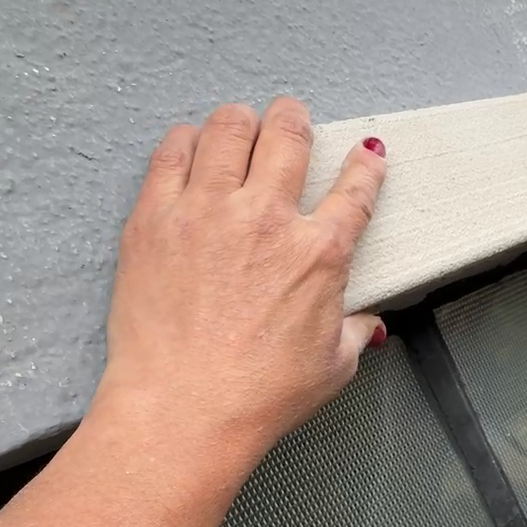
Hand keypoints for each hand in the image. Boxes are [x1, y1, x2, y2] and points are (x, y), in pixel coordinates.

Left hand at [92, 99, 387, 462]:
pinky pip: (173, 151)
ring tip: (243, 125)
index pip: (355, 190)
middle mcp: (268, 220)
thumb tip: (370, 323)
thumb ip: (357, 332)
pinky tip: (193, 146)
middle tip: (294, 119)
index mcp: (320, 255)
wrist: (185, 408)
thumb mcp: (334, 367)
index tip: (368, 153)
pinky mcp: (155, 217)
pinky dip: (189, 140)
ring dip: (244, 121)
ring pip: (229, 129)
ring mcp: (207, 211)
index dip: (366, 165)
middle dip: (297, 120)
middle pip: (289, 137)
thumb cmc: (264, 394)